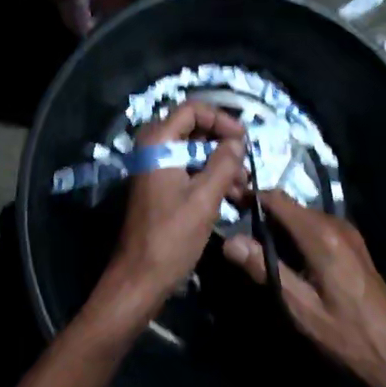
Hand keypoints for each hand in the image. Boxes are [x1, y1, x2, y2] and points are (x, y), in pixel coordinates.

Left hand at [96, 102, 247, 322]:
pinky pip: (185, 169)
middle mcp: (151, 148)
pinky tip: (230, 196)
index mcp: (156, 143)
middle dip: (221, 144)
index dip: (220, 119)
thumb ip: (223, 164)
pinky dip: (207, 177)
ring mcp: (152, 167)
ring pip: (191, 151)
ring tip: (244, 186)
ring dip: (218, 163)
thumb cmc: (171, 236)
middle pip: (191, 129)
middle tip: (246, 163)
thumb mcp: (204, 199)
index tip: (244, 139)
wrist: (139, 276)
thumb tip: (237, 142)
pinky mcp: (157, 186)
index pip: (191, 110)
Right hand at [222, 191, 385, 386]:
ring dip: (278, 224)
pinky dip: (295, 233)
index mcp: (321, 235)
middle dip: (262, 212)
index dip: (250, 196)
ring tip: (252, 242)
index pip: (277, 199)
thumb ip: (265, 270)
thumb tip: (229, 241)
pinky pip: (316, 227)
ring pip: (302, 216)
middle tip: (234, 227)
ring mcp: (348, 235)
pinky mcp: (353, 247)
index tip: (226, 203)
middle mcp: (335, 225)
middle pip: (289, 205)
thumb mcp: (301, 308)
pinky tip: (284, 255)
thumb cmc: (349, 335)